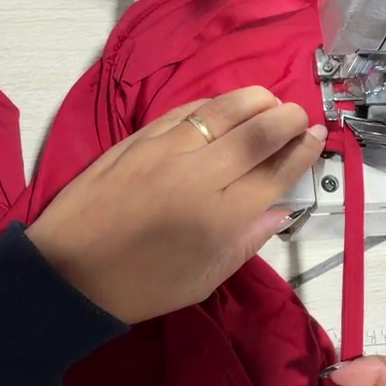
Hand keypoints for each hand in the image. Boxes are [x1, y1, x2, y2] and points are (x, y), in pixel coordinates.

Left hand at [25, 86, 324, 324]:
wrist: (69, 273)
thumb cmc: (142, 286)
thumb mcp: (204, 279)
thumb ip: (246, 241)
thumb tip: (280, 210)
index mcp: (219, 219)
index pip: (275, 174)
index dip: (302, 151)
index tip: (316, 136)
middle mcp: (199, 177)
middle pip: (257, 133)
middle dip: (287, 118)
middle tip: (299, 115)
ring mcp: (166, 151)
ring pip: (222, 111)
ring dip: (254, 99)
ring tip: (269, 100)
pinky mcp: (138, 139)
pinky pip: (185, 111)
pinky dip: (212, 103)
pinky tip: (224, 105)